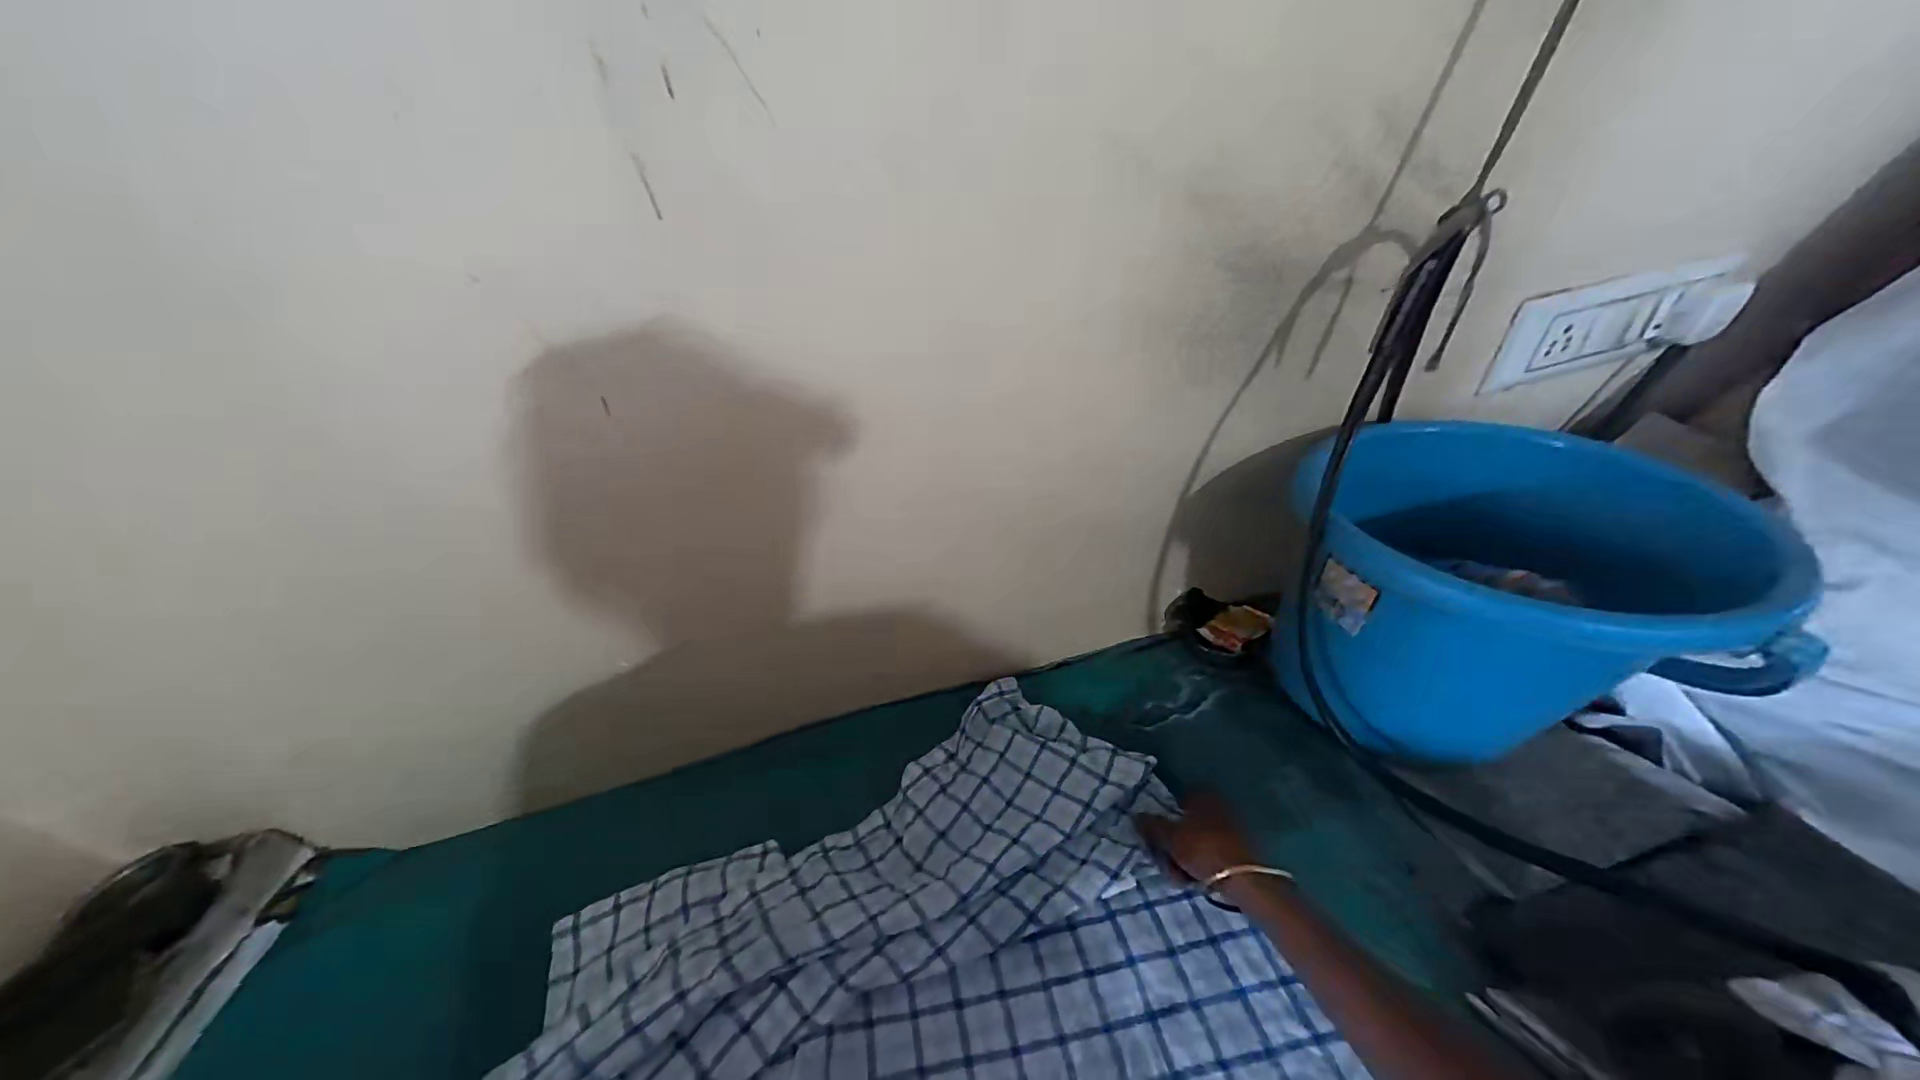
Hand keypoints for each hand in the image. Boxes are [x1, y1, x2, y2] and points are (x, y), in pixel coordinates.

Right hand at [1134, 791, 1262, 884]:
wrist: (1243, 879)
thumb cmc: (1202, 850)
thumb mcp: (1170, 837)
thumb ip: (1151, 825)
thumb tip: (1136, 815)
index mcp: (1202, 796)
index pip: (1174, 802)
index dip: (1163, 819)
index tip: (1156, 837)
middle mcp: (1216, 807)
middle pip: (1183, 825)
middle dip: (1172, 845)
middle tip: (1166, 862)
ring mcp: (1228, 829)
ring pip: (1195, 842)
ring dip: (1183, 859)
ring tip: (1179, 876)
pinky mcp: (1236, 850)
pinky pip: (1209, 854)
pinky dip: (1199, 865)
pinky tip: (1194, 879)